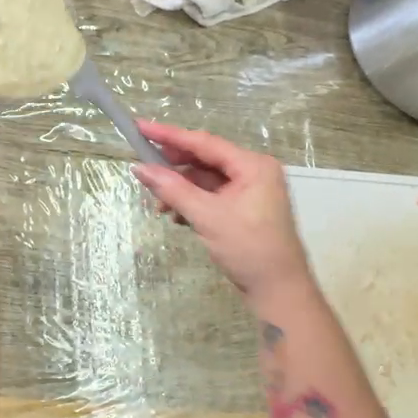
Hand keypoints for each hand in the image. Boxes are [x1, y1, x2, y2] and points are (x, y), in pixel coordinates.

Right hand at [130, 121, 313, 298]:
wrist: (278, 290)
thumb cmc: (249, 249)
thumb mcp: (207, 217)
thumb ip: (172, 189)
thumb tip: (139, 168)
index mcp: (253, 166)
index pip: (204, 142)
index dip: (169, 135)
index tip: (140, 126)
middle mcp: (253, 171)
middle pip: (203, 158)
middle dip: (173, 166)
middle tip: (143, 167)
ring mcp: (249, 190)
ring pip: (203, 178)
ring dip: (178, 188)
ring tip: (158, 205)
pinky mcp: (242, 207)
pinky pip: (209, 194)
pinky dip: (189, 201)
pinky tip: (174, 215)